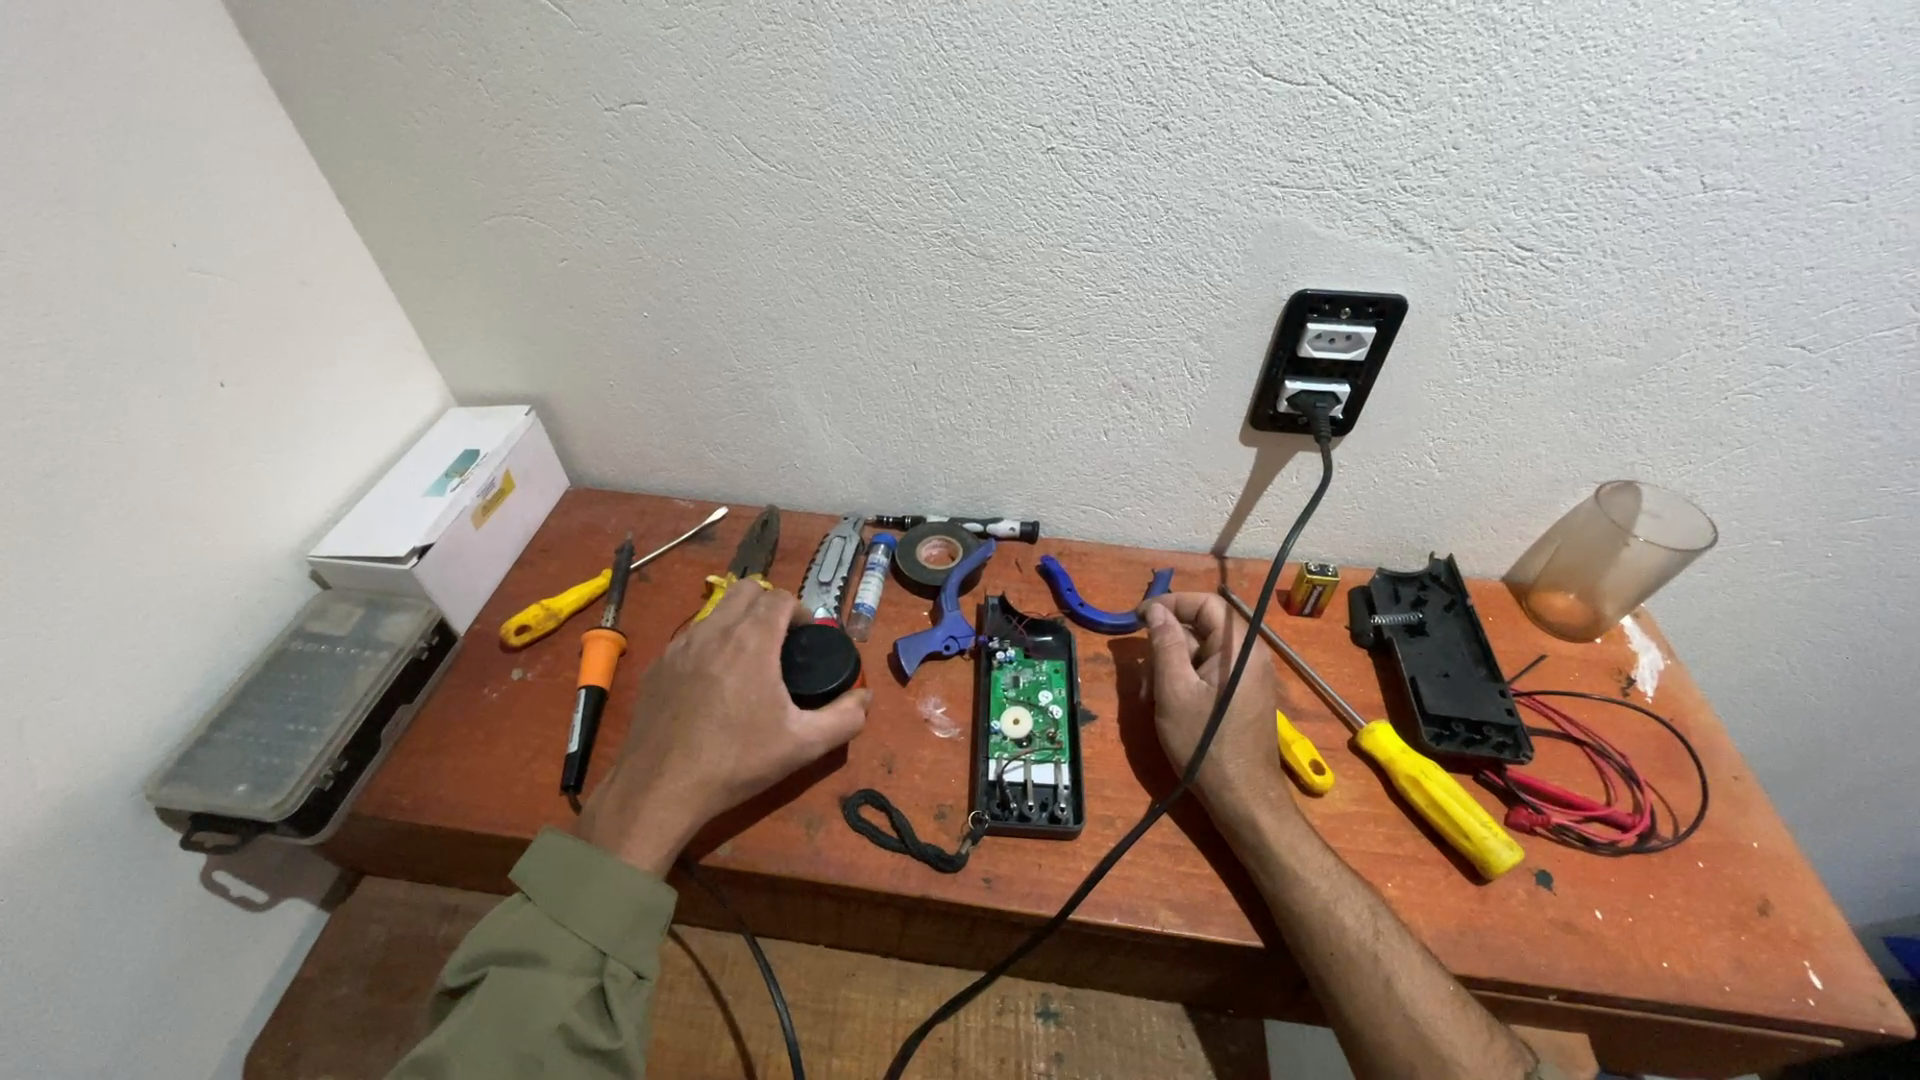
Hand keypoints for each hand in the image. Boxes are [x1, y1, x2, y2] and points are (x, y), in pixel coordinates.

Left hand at [576, 584, 869, 873]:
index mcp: (751, 640)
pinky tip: (714, 685)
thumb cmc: (736, 762)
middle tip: (782, 641)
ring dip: (738, 621)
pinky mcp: (657, 666)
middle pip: (746, 589)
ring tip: (750, 662)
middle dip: (769, 605)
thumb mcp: (803, 746)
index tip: (807, 637)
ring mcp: (679, 646)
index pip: (780, 597)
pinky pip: (691, 637)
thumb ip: (844, 718)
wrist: (659, 789)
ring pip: (715, 611)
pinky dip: (710, 644)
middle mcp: (713, 631)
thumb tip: (864, 697)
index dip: (800, 611)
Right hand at [1141, 593, 1292, 822]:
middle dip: (1167, 643)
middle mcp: (1250, 655)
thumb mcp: (1173, 690)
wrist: (1242, 797)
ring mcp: (1249, 677)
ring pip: (1202, 652)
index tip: (1137, 617)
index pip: (1206, 603)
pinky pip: (1210, 673)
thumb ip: (1164, 644)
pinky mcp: (1243, 696)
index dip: (1170, 603)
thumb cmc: (1204, 743)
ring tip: (1153, 697)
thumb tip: (1156, 610)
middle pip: (1203, 628)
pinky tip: (1169, 706)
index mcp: (1239, 648)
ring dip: (1172, 665)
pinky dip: (1186, 680)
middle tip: (1143, 671)